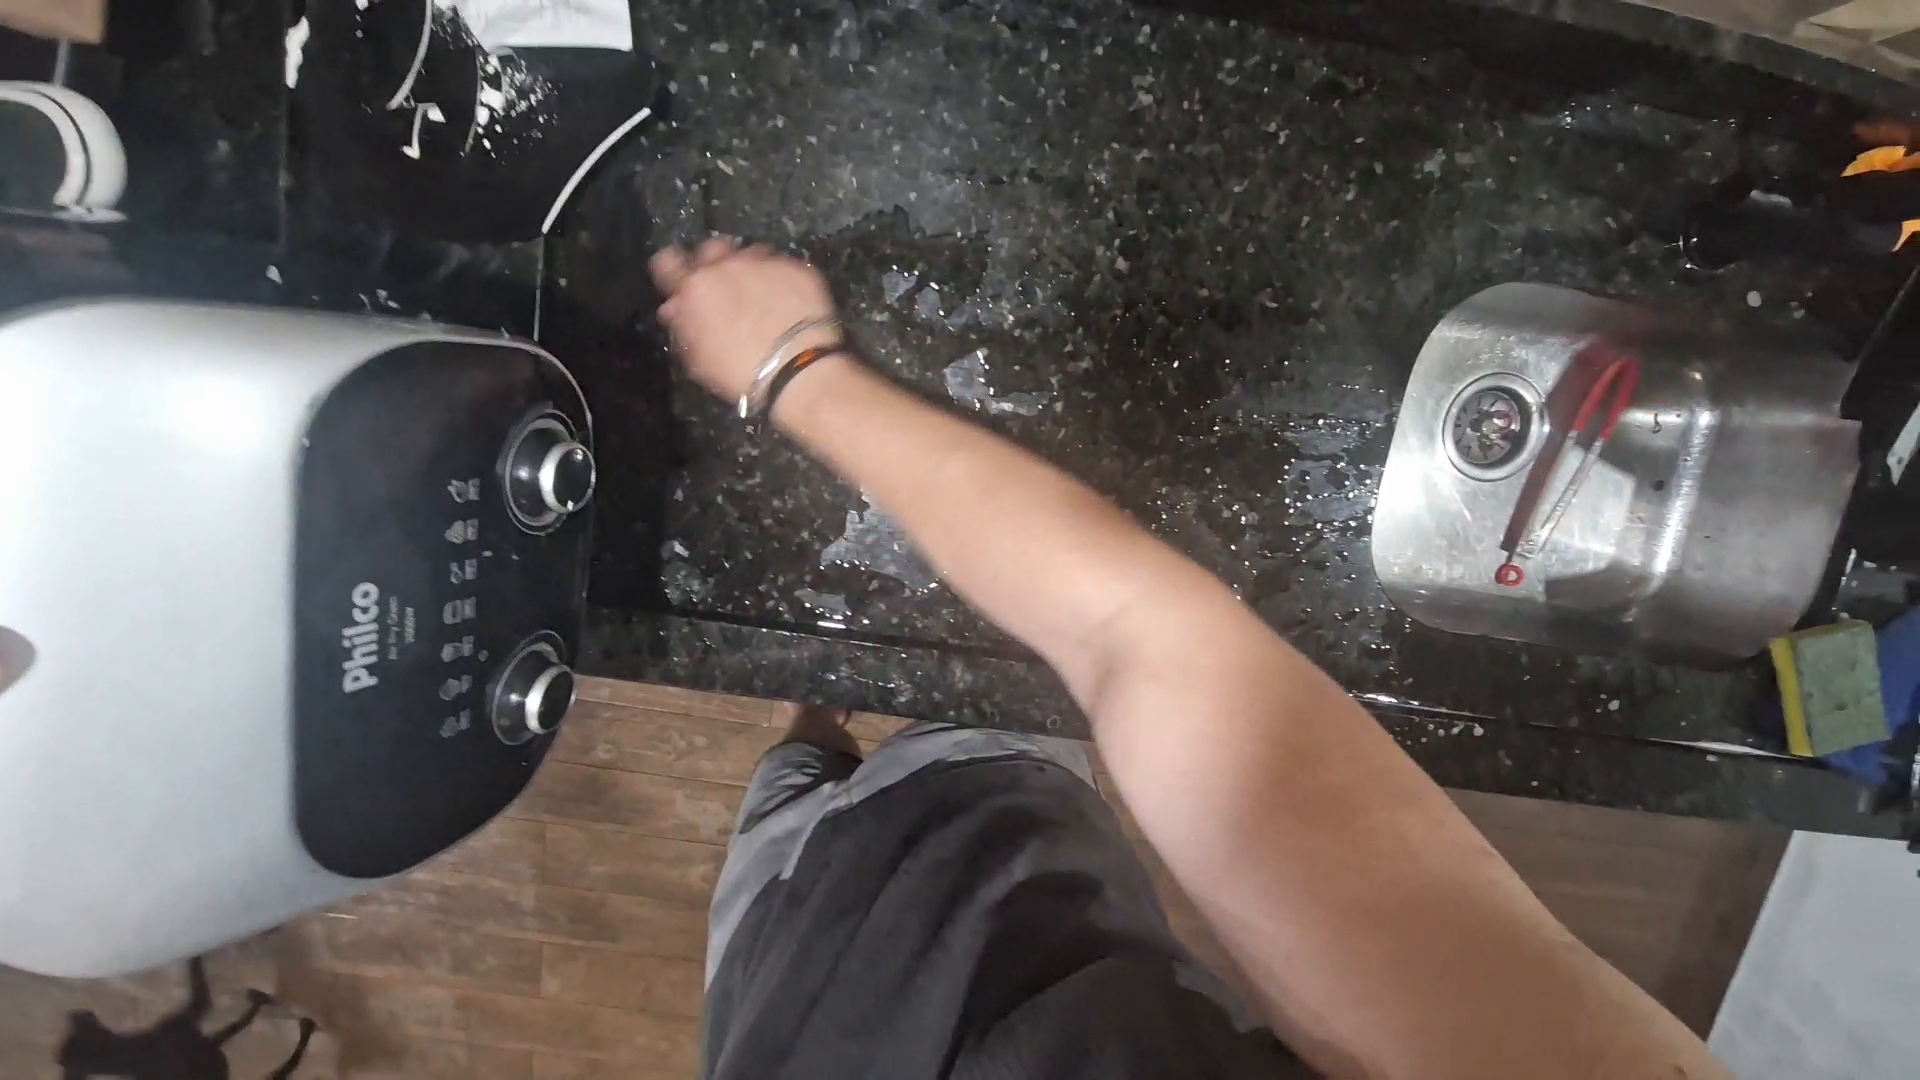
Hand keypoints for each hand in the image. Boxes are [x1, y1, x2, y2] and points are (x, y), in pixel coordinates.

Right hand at [650, 237, 841, 401]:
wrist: (795, 369)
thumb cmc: (740, 373)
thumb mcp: (698, 357)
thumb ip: (683, 325)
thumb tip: (675, 308)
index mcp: (693, 288)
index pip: (667, 262)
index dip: (673, 268)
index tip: (683, 279)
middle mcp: (724, 266)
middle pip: (710, 248)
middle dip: (715, 262)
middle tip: (727, 284)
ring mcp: (761, 262)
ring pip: (748, 251)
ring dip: (750, 267)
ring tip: (762, 290)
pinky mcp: (795, 267)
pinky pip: (782, 263)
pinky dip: (781, 276)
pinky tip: (789, 296)